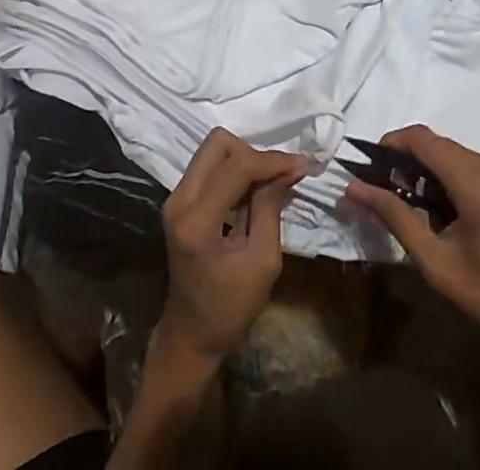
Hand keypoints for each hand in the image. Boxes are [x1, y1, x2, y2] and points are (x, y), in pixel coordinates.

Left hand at [157, 128, 306, 362]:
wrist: (192, 334)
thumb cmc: (231, 306)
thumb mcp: (263, 260)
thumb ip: (271, 207)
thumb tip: (291, 168)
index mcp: (197, 220)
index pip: (237, 167)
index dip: (273, 161)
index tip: (303, 165)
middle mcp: (179, 201)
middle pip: (218, 144)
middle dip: (254, 152)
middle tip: (280, 174)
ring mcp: (175, 200)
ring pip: (213, 151)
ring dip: (245, 159)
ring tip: (272, 182)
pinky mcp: (180, 202)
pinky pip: (210, 167)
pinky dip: (236, 170)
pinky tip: (256, 190)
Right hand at [343, 125, 479, 371]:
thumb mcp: (435, 263)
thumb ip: (395, 218)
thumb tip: (354, 188)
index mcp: (478, 185)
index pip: (425, 141)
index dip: (392, 142)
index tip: (367, 163)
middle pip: (440, 144)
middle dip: (407, 158)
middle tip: (382, 188)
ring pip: (456, 153)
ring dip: (428, 167)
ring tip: (409, 202)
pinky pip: (474, 164)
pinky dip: (450, 175)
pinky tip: (441, 207)